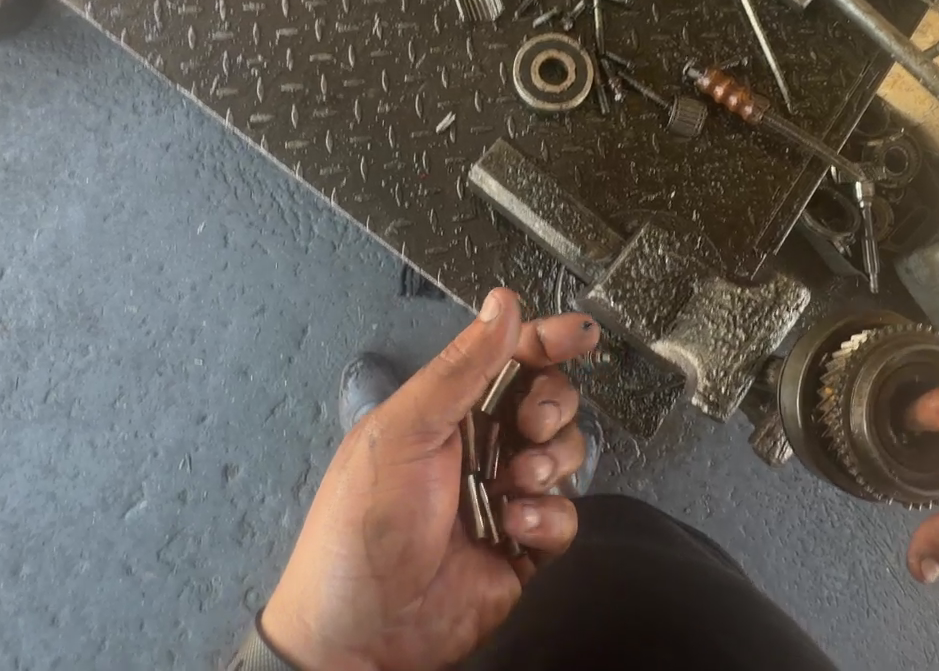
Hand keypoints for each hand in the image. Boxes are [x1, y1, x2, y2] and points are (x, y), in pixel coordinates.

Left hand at [260, 289, 600, 670]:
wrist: (357, 639)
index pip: (511, 358)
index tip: (581, 334)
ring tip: (513, 487)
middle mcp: (485, 444)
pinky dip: (549, 518)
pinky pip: (564, 517)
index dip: (549, 339)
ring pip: (565, 453)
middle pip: (550, 400)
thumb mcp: (403, 433)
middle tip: (530, 426)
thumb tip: (504, 301)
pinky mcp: (525, 546)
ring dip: (550, 463)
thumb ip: (460, 368)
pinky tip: (515, 529)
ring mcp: (507, 495)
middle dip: (552, 405)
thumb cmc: (365, 523)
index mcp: (452, 410)